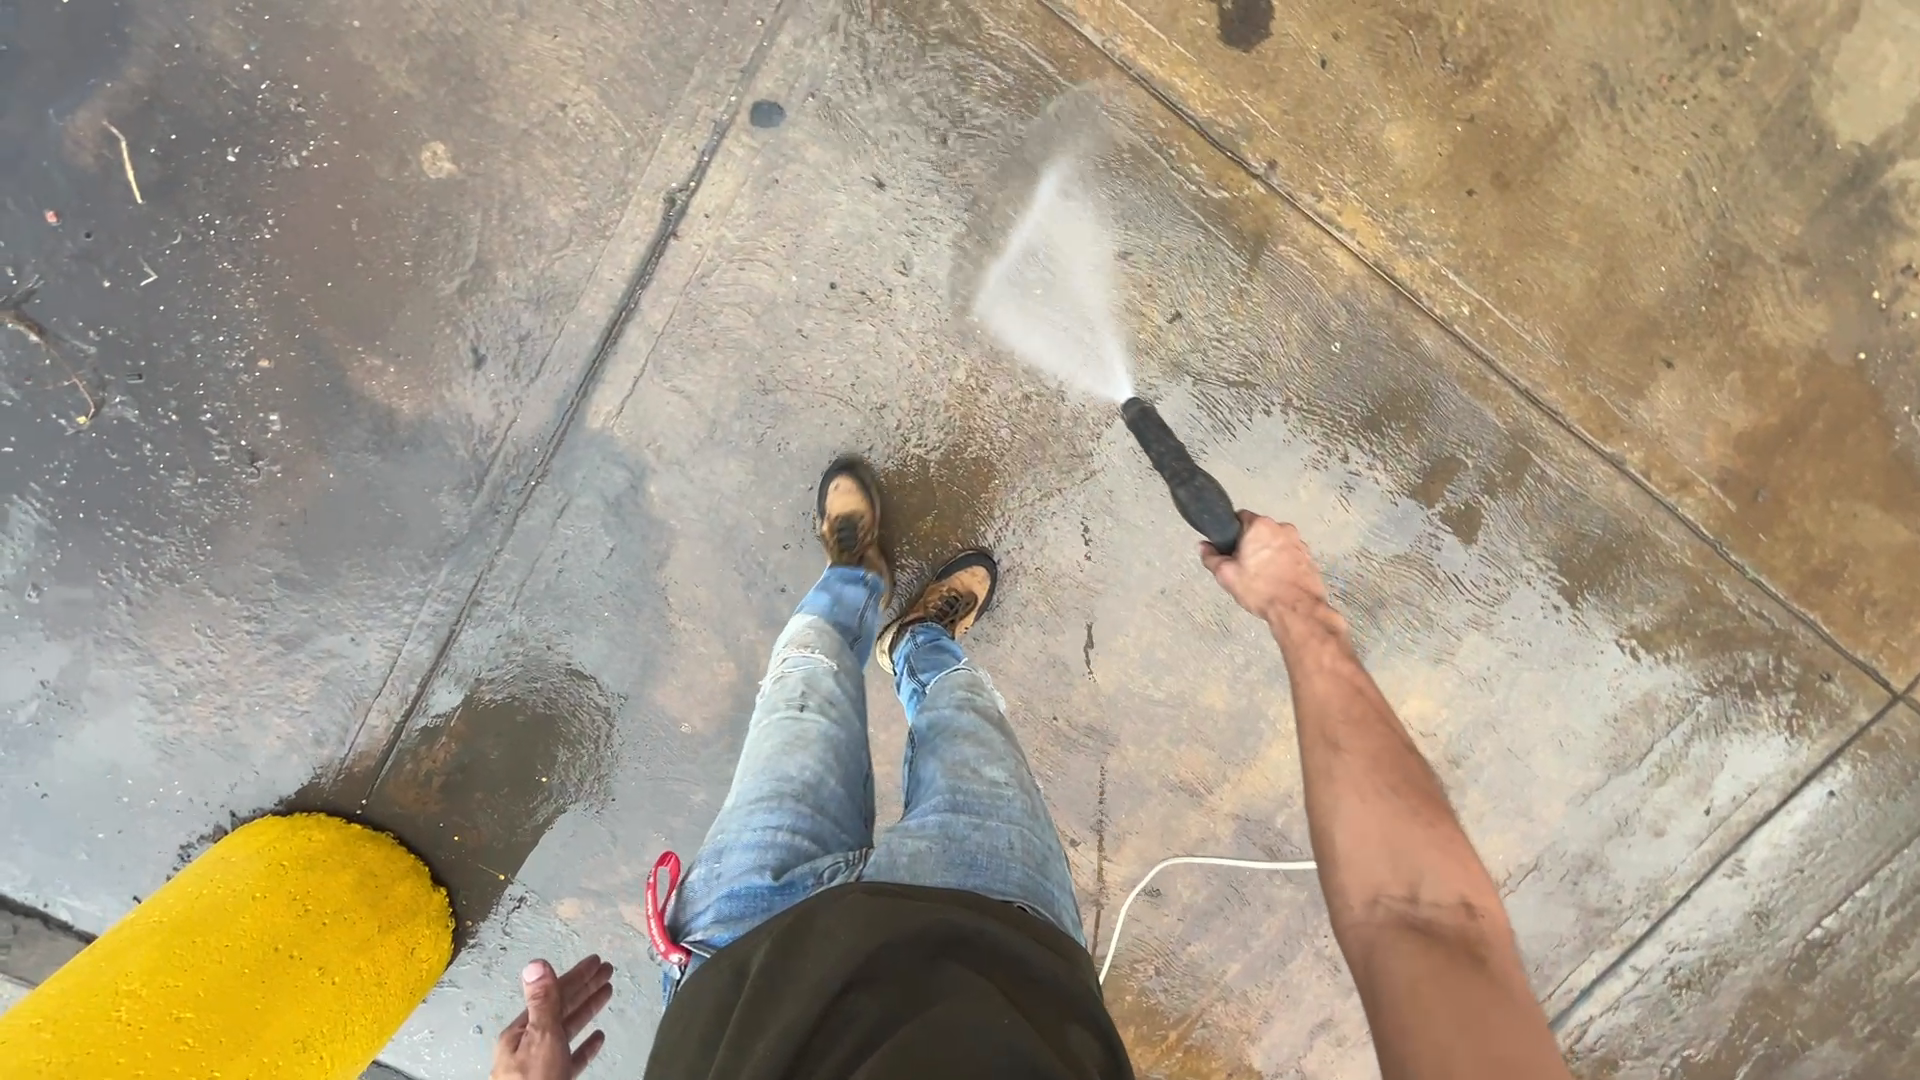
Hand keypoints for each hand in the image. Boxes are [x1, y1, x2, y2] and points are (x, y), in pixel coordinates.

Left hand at [489, 956, 613, 1079]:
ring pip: (568, 1030)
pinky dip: (585, 1046)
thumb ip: (544, 1001)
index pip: (553, 995)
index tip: (597, 960)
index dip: (576, 976)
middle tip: (608, 969)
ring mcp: (540, 1067)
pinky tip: (598, 1038)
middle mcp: (528, 1046)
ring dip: (588, 1009)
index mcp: (520, 1033)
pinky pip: (571, 1058)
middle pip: (561, 1009)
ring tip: (608, 992)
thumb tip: (535, 963)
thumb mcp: (541, 1037)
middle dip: (585, 988)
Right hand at [1200, 511, 1344, 645]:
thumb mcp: (1225, 574)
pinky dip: (1281, 564)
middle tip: (1242, 566)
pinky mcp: (1308, 557)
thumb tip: (1204, 548)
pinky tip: (1274, 581)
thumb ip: (1211, 557)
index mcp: (1260, 526)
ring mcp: (1298, 543)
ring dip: (1267, 554)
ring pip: (1275, 543)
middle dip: (1249, 545)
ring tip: (1260, 577)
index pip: (1239, 517)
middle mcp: (1282, 529)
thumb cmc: (1264, 590)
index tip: (1228, 547)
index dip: (1230, 533)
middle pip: (1258, 531)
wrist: (1296, 609)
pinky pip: (1289, 555)